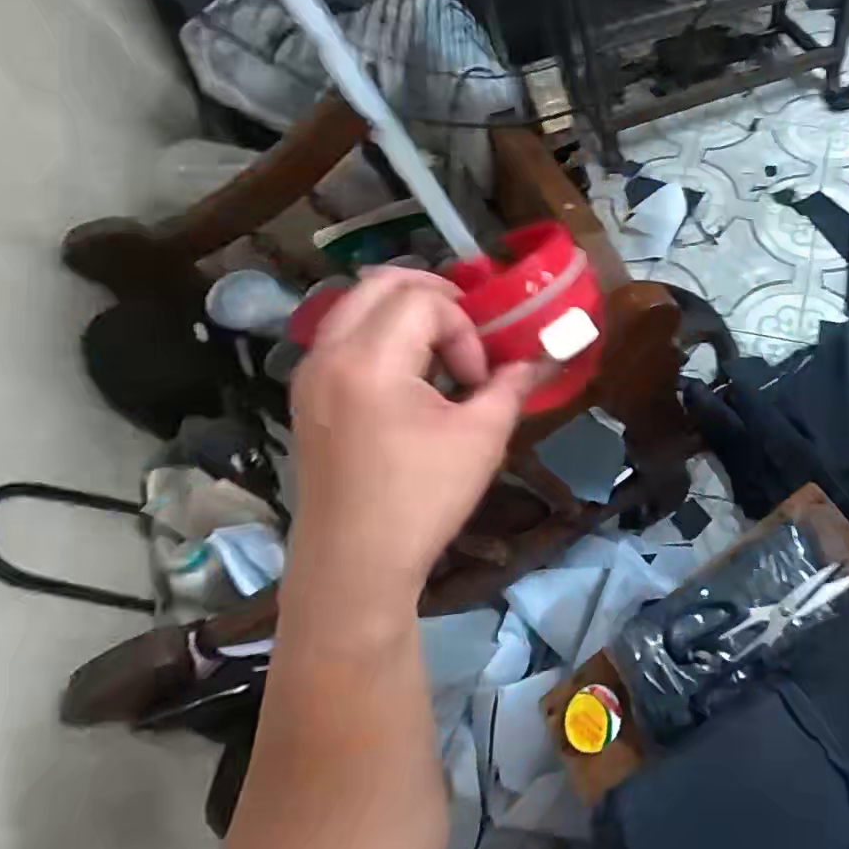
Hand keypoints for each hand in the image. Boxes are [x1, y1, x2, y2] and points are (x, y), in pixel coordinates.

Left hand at [288, 267, 541, 611]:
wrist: (353, 566)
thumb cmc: (422, 500)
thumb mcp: (482, 438)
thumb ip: (513, 386)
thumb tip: (541, 360)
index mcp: (370, 360)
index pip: (423, 301)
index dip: (464, 329)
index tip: (477, 380)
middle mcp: (329, 354)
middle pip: (380, 283)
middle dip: (434, 295)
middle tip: (468, 330)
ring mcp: (310, 374)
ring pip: (355, 304)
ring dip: (404, 311)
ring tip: (441, 350)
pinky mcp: (307, 396)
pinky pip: (342, 335)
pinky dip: (380, 333)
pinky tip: (408, 375)